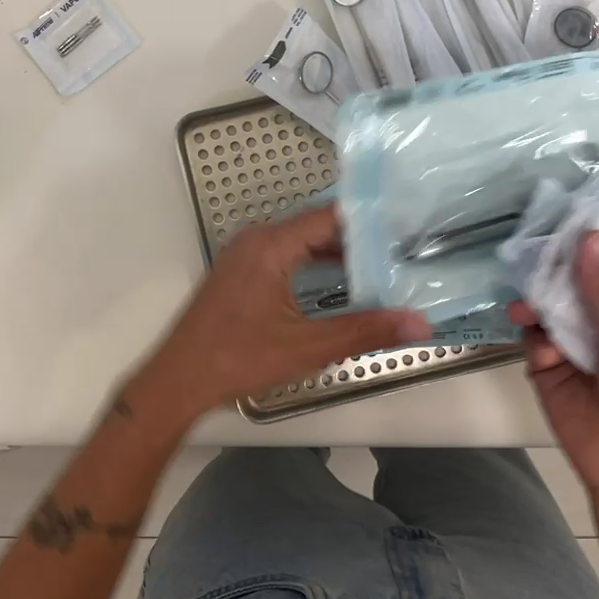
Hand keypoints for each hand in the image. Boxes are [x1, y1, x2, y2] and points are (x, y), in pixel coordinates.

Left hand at [136, 207, 429, 421]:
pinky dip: (313, 263)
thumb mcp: (307, 347)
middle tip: (403, 248)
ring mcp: (243, 255)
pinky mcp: (239, 273)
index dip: (370, 221)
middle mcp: (255, 239)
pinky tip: (340, 282)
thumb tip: (420, 324)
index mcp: (270, 245)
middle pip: (316, 226)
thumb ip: (365, 331)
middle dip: (359, 238)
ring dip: (336, 253)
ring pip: (300, 242)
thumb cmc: (238, 359)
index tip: (407, 227)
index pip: (330, 217)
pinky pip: (285, 255)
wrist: (178, 380)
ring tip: (382, 266)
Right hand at [510, 230, 598, 498]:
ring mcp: (576, 338)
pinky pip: (533, 335)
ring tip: (525, 307)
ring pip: (550, 302)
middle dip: (557, 266)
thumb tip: (588, 237)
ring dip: (538, 300)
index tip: (572, 211)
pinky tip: (539, 346)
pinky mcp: (547, 361)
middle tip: (533, 250)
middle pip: (578, 276)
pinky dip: (533, 336)